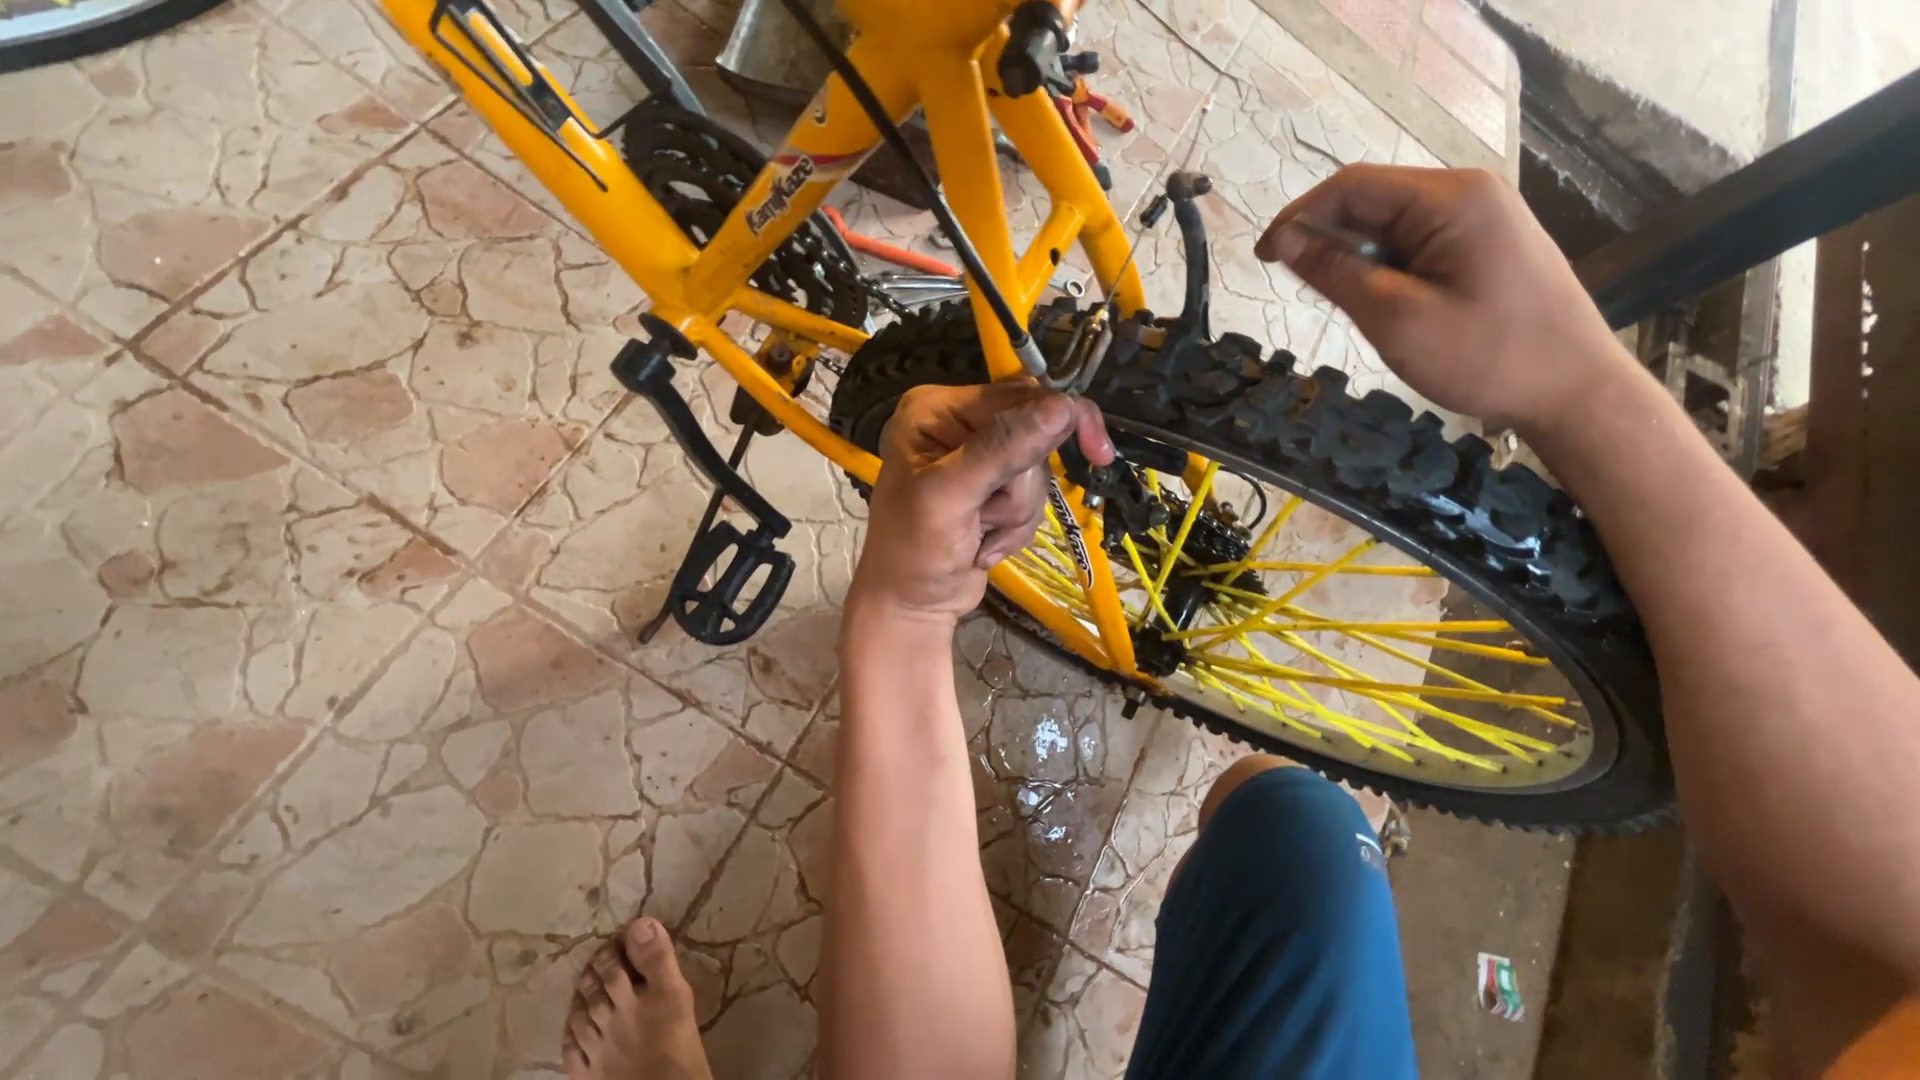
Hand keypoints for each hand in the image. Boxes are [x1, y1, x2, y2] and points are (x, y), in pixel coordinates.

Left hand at [849, 382, 1113, 627]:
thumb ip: (1003, 449)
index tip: (1097, 453)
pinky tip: (984, 546)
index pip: (1019, 394)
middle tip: (986, 516)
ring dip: (1016, 513)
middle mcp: (957, 423)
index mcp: (938, 408)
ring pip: (1037, 472)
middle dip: (1020, 488)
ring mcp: (976, 458)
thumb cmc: (913, 551)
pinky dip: (1016, 528)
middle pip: (1035, 434)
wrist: (909, 607)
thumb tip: (1063, 406)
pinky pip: (1032, 498)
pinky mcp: (992, 490)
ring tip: (980, 535)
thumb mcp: (951, 496)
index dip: (1061, 419)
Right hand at [1256, 165, 1638, 434]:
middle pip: (1371, 201)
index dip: (1298, 216)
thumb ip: (1335, 273)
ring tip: (1353, 309)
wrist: (1575, 390)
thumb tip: (1284, 240)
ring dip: (1356, 261)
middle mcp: (1466, 193)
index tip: (1264, 259)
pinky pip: (1414, 244)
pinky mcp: (1483, 244)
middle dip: (1328, 241)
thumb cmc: (1487, 356)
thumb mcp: (1397, 318)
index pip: (1352, 185)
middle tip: (1308, 295)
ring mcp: (1479, 217)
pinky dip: (1384, 270)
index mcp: (1450, 197)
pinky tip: (1383, 306)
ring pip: (1389, 227)